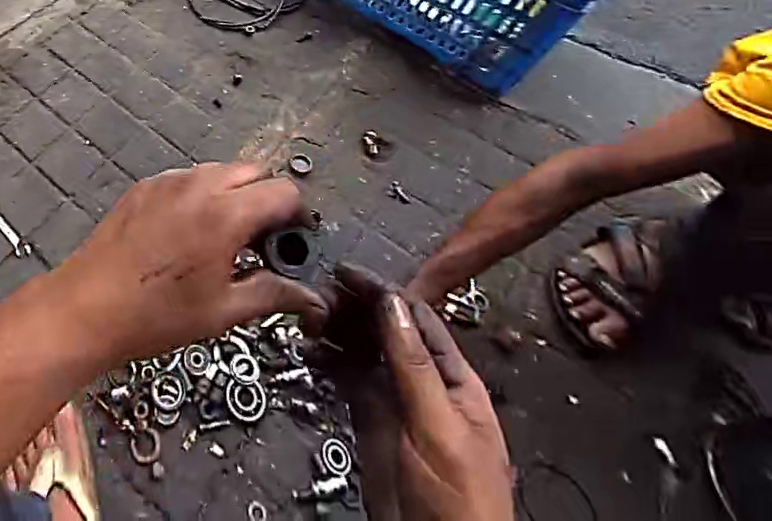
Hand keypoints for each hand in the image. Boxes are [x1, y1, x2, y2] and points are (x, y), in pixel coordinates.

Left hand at [48, 159, 327, 363]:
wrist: (87, 306)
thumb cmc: (156, 314)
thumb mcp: (222, 311)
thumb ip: (272, 294)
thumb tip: (310, 298)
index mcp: (225, 213)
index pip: (283, 191)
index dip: (296, 215)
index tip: (291, 241)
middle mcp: (199, 185)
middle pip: (254, 171)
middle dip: (266, 200)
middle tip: (260, 241)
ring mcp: (168, 181)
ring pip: (219, 171)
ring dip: (233, 194)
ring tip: (223, 238)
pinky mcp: (145, 185)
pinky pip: (186, 178)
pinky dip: (200, 195)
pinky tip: (187, 233)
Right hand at [321, 264, 511, 520]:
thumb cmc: (462, 506)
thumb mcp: (440, 428)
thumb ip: (414, 365)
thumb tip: (391, 303)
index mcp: (451, 377)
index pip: (412, 316)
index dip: (378, 290)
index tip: (345, 274)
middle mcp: (421, 381)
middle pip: (383, 327)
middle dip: (351, 308)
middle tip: (317, 299)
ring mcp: (394, 399)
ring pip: (361, 348)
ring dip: (336, 330)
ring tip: (308, 321)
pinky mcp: (371, 418)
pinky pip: (347, 376)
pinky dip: (327, 359)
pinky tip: (310, 351)